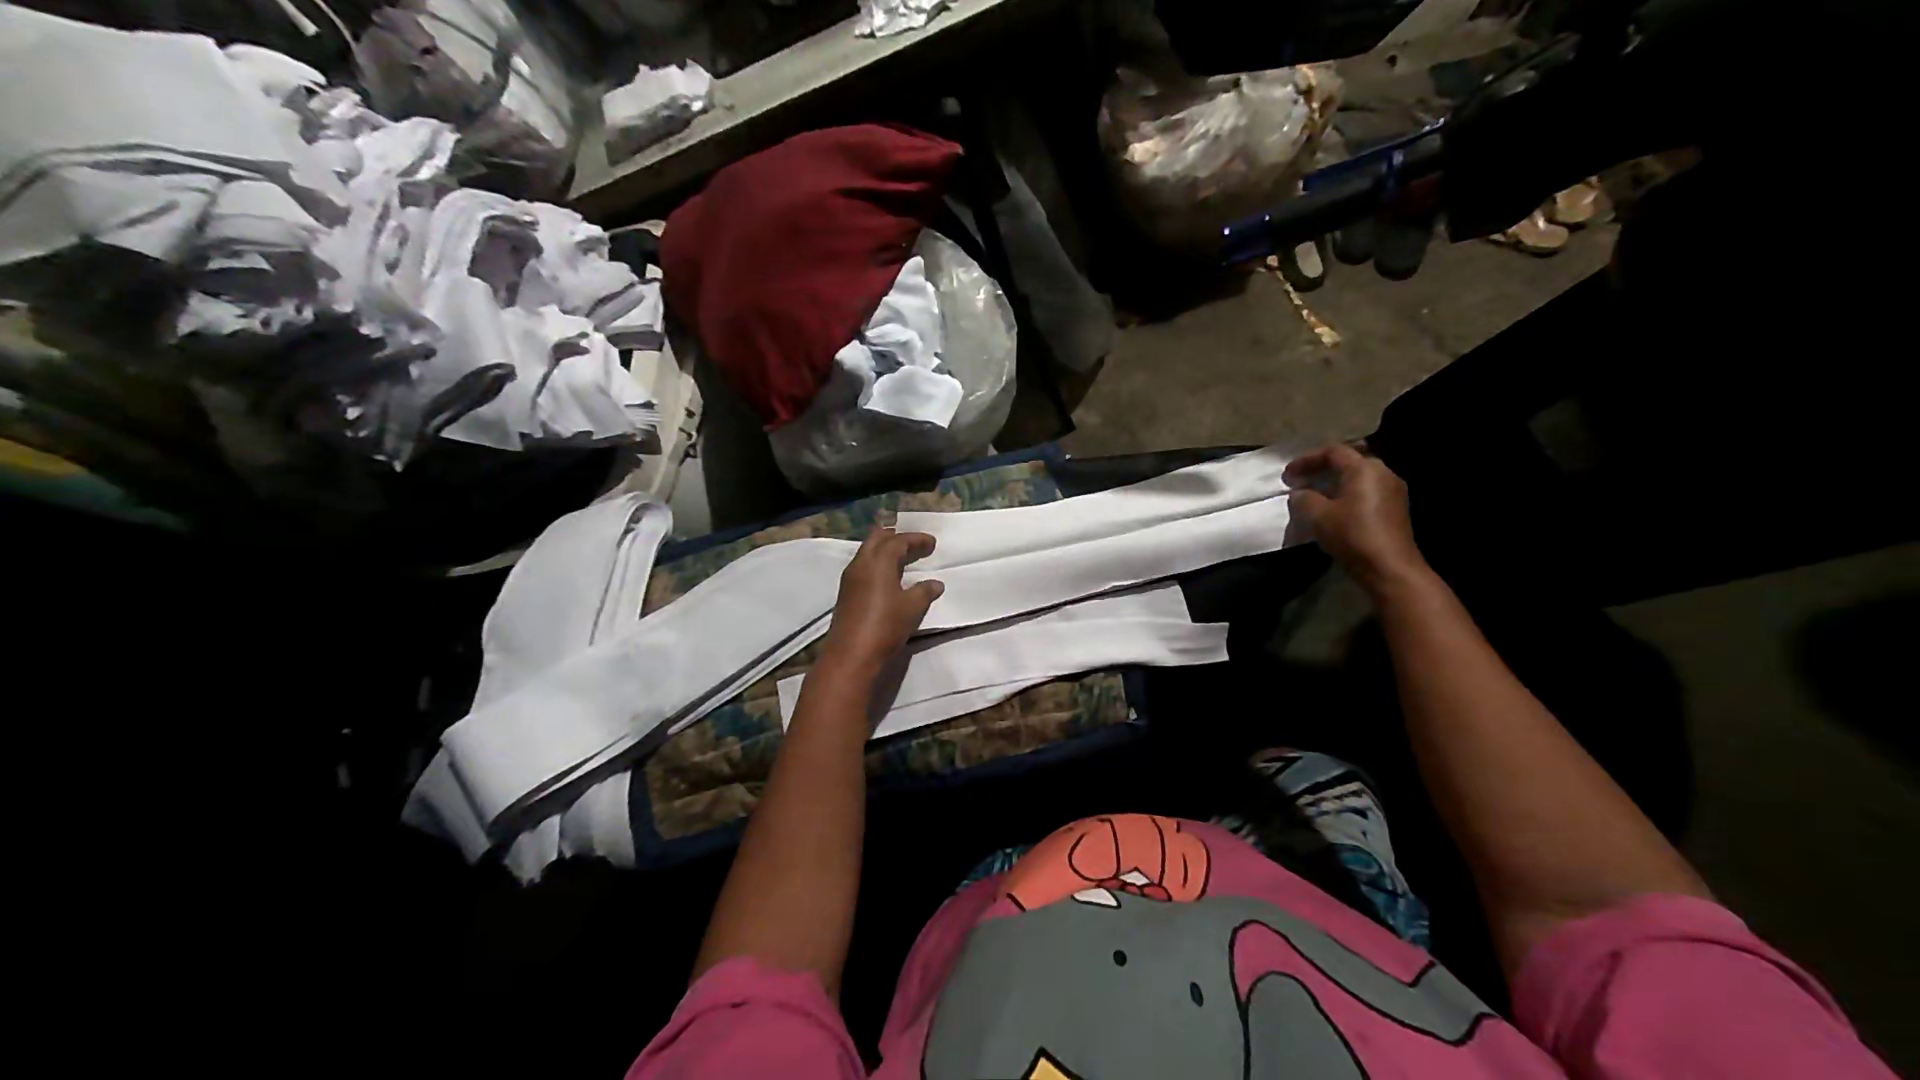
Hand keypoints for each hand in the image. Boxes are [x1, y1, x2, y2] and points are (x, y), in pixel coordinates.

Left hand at [819, 527, 943, 676]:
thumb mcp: (912, 608)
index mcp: (878, 561)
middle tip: (914, 544)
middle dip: (896, 538)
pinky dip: (878, 564)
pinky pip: (863, 567)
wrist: (851, 655)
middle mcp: (861, 564)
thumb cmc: (885, 626)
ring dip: (885, 551)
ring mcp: (850, 578)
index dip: (916, 539)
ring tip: (903, 558)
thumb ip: (924, 591)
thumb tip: (935, 584)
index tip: (932, 543)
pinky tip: (888, 576)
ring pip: (868, 552)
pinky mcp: (846, 593)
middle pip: (877, 539)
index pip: (897, 541)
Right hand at [1285, 444, 1427, 590]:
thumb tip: (1300, 493)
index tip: (1288, 474)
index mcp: (1364, 469)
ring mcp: (1394, 491)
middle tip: (1303, 480)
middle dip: (1323, 468)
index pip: (1333, 452)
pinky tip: (1335, 509)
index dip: (1307, 460)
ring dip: (1335, 482)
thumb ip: (1303, 498)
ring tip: (1315, 495)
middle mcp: (1383, 473)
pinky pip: (1367, 492)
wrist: (1390, 568)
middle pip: (1350, 461)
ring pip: (1359, 477)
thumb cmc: (1352, 535)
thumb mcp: (1317, 516)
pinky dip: (1348, 494)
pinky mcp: (1396, 509)